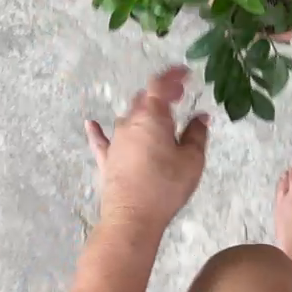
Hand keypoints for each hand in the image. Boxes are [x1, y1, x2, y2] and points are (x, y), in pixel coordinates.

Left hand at [85, 67, 210, 232]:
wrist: (132, 217)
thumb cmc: (166, 186)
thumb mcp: (192, 159)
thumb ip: (197, 134)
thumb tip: (201, 117)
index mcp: (152, 117)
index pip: (160, 86)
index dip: (173, 76)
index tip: (186, 74)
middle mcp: (130, 123)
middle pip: (144, 99)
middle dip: (162, 94)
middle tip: (180, 95)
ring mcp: (115, 141)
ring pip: (128, 117)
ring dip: (144, 112)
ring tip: (159, 115)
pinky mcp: (106, 160)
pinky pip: (101, 140)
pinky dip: (98, 130)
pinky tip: (90, 124)